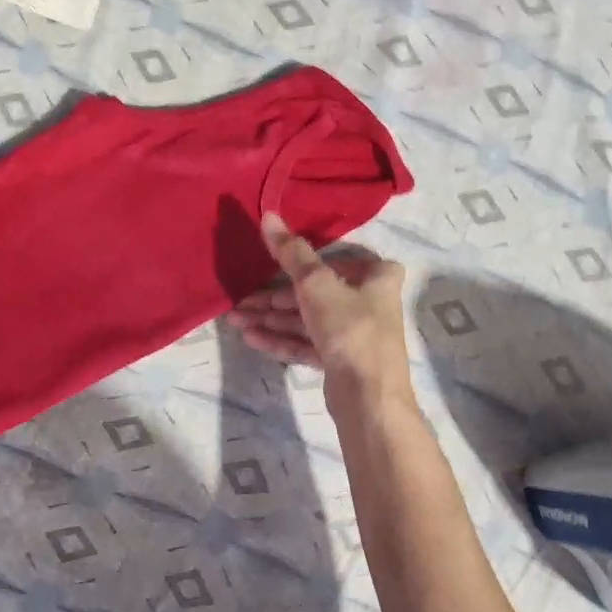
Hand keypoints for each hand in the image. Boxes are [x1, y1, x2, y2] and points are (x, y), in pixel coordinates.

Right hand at [228, 212, 409, 379]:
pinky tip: (251, 338)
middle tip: (239, 303)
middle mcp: (368, 301)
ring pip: (306, 320)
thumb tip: (267, 215)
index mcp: (376, 275)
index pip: (334, 259)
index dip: (299, 262)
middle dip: (273, 300)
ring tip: (235, 322)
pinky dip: (280, 339)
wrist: (368, 396)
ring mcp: (353, 333)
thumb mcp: (315, 284)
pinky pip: (306, 343)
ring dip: (270, 320)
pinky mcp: (339, 359)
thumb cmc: (349, 328)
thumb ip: (290, 252)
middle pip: (313, 293)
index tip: (267, 266)